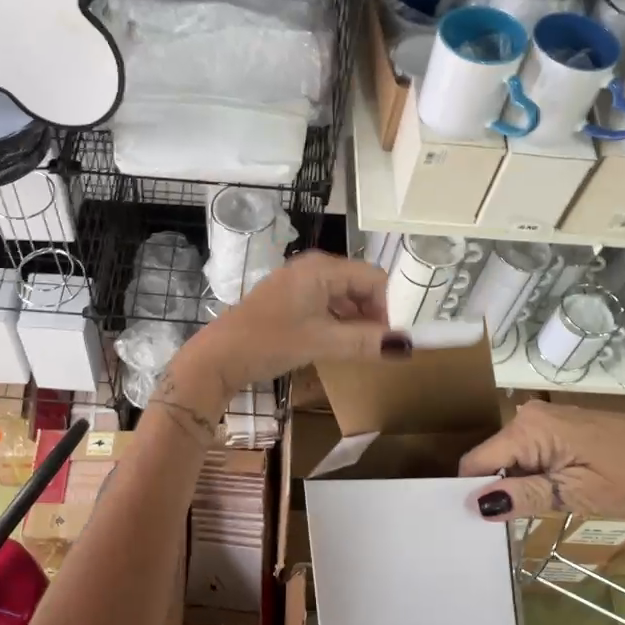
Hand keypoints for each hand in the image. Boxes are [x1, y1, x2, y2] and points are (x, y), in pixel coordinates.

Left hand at [177, 252, 407, 396]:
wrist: (219, 356)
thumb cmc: (270, 342)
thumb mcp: (322, 342)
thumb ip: (365, 341)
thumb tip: (405, 345)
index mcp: (322, 268)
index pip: (374, 278)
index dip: (387, 307)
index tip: (387, 339)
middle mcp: (312, 268)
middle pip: (359, 285)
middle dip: (372, 314)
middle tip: (375, 347)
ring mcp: (297, 283)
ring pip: (342, 296)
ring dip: (355, 321)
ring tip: (358, 349)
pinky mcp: (287, 300)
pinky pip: (324, 305)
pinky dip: (336, 323)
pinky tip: (335, 345)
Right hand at [457, 402, 624, 522]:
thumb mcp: (574, 495)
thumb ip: (521, 496)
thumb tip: (474, 504)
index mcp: (528, 427)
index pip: (476, 461)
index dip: (472, 493)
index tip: (475, 526)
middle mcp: (532, 416)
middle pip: (492, 458)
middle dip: (495, 490)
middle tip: (503, 529)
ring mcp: (551, 420)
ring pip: (514, 458)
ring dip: (517, 485)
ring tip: (526, 517)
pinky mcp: (568, 429)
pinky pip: (534, 454)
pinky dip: (536, 476)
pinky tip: (549, 497)